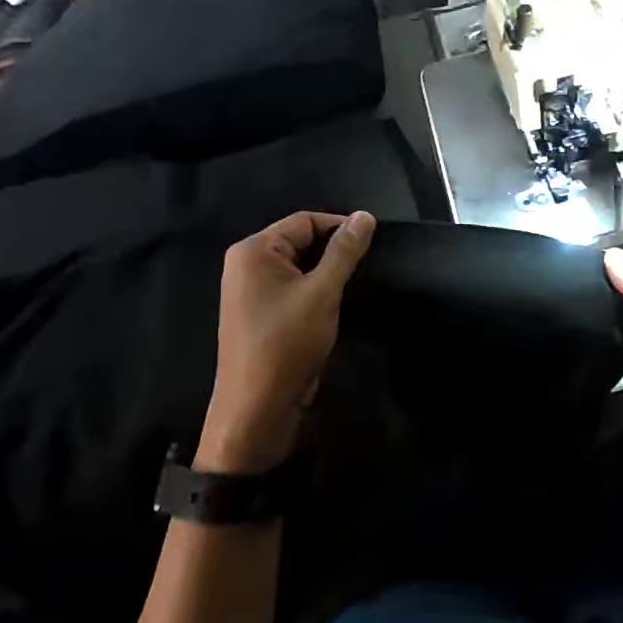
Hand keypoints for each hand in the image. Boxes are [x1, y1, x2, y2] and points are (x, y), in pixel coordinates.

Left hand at [199, 210, 374, 473]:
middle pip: (300, 241)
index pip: (304, 221)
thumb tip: (365, 216)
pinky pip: (294, 289)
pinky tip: (338, 302)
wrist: (259, 406)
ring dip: (328, 272)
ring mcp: (253, 292)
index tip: (375, 239)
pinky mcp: (263, 315)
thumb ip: (344, 252)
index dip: (340, 226)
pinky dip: (317, 290)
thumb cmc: (288, 342)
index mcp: (254, 251)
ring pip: (300, 267)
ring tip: (359, 281)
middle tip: (370, 263)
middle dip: (335, 250)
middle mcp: (248, 265)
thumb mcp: (322, 292)